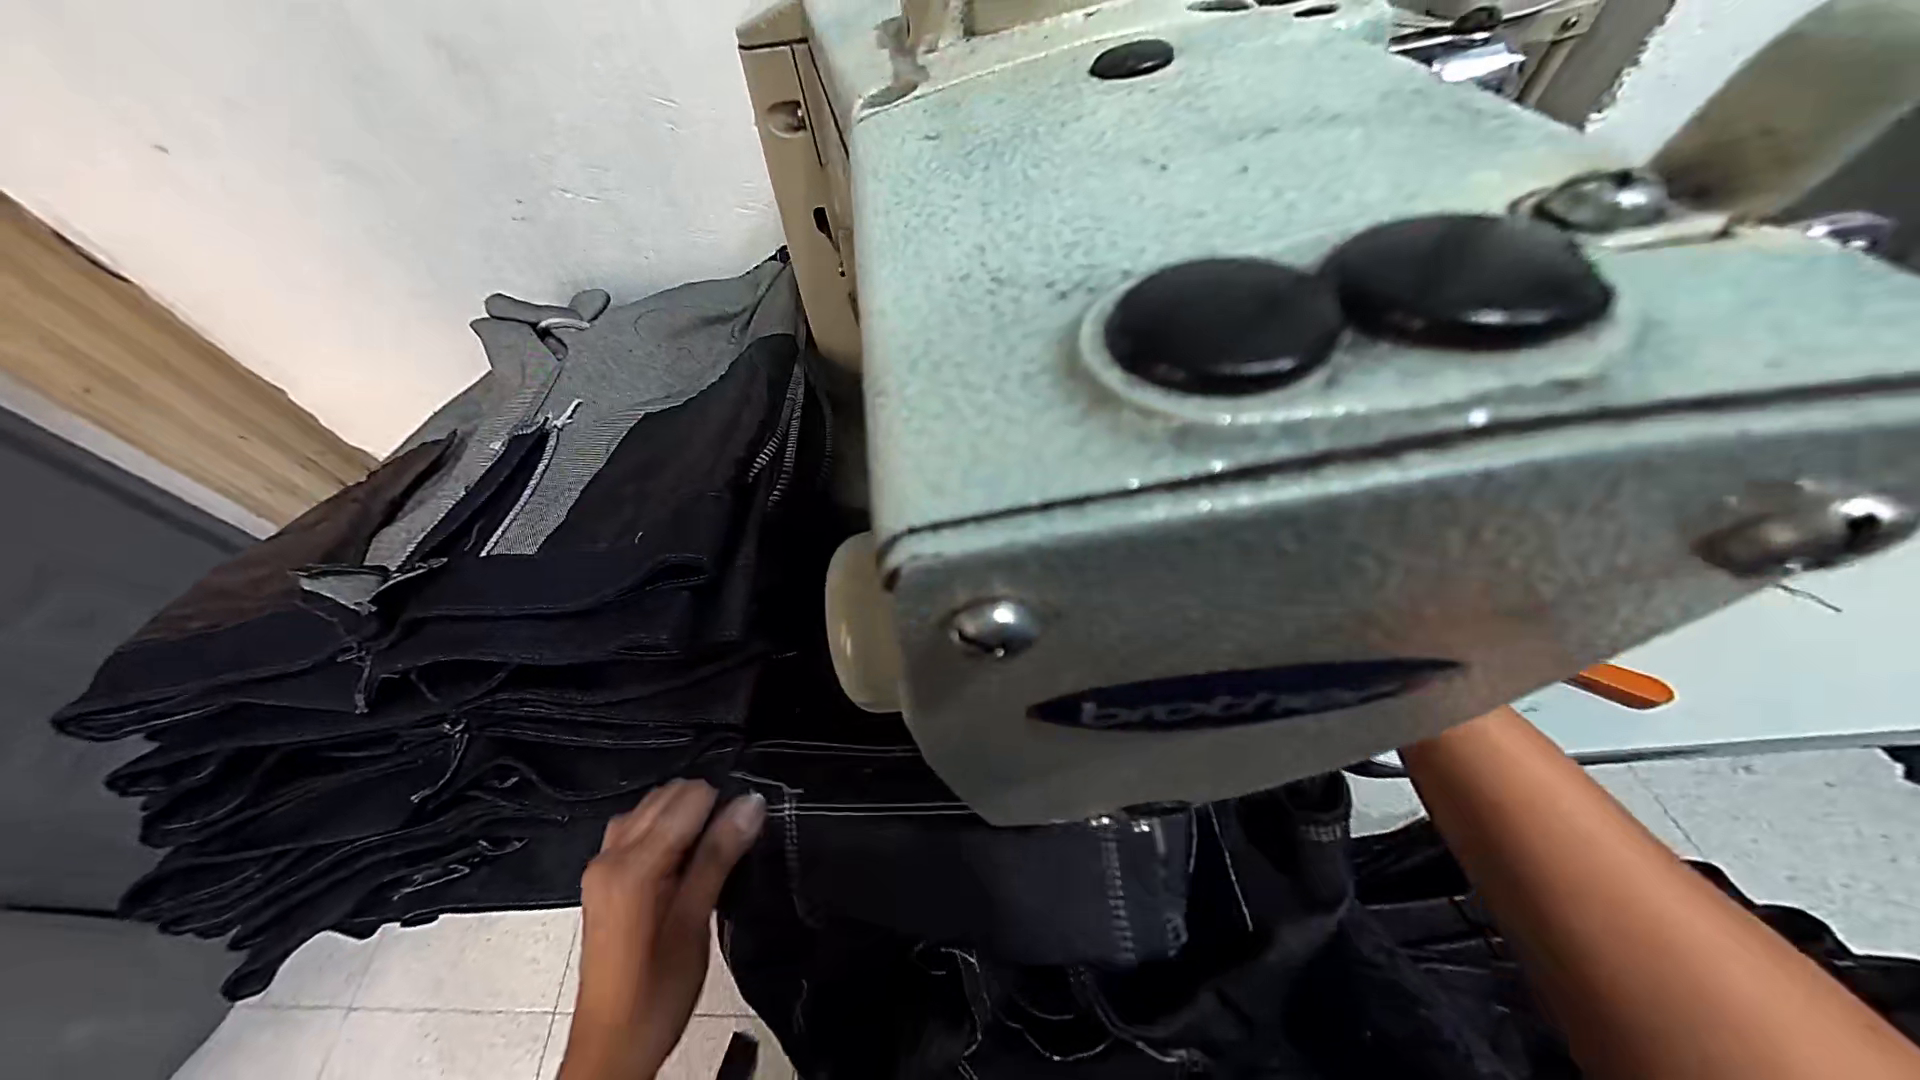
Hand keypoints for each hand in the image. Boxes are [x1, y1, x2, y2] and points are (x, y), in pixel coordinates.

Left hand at [558, 780, 766, 1079]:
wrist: (611, 1046)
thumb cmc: (656, 994)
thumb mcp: (695, 923)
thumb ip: (719, 855)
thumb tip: (750, 803)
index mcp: (633, 867)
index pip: (689, 798)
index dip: (724, 806)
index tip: (745, 828)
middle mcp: (610, 856)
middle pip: (668, 795)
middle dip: (706, 806)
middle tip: (731, 842)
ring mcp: (601, 866)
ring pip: (652, 807)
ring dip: (685, 816)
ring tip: (711, 852)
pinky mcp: (602, 878)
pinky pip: (637, 827)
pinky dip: (664, 828)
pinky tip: (683, 857)